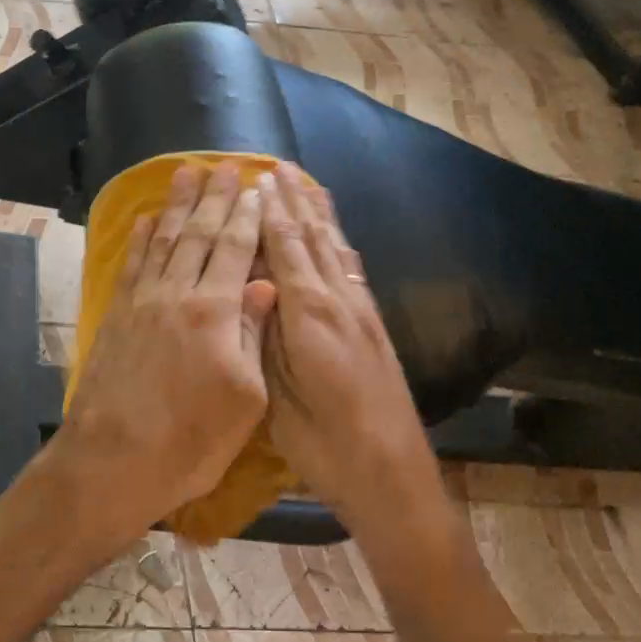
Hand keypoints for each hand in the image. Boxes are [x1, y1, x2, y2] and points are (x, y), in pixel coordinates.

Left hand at [54, 163, 276, 538]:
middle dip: (212, 198)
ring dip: (175, 206)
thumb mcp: (243, 400)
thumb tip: (265, 285)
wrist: (113, 459)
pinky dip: (140, 240)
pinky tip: (145, 221)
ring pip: (162, 241)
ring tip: (185, 174)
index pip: (234, 251)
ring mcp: (141, 303)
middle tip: (223, 165)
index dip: (246, 217)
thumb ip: (252, 335)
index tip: (255, 187)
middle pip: (197, 235)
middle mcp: (175, 295)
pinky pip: (131, 266)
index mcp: (214, 313)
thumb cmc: (190, 441)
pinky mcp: (116, 316)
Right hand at [256, 164, 442, 537]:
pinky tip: (337, 239)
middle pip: (313, 239)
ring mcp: (361, 313)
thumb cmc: (321, 442)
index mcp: (309, 314)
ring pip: (336, 250)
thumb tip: (250, 283)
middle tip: (278, 167)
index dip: (270, 212)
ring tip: (308, 185)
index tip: (255, 179)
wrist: (390, 474)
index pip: (284, 248)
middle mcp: (339, 302)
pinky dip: (340, 245)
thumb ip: (264, 331)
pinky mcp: (373, 328)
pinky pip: (353, 271)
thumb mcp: (277, 390)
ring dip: (320, 215)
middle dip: (294, 201)